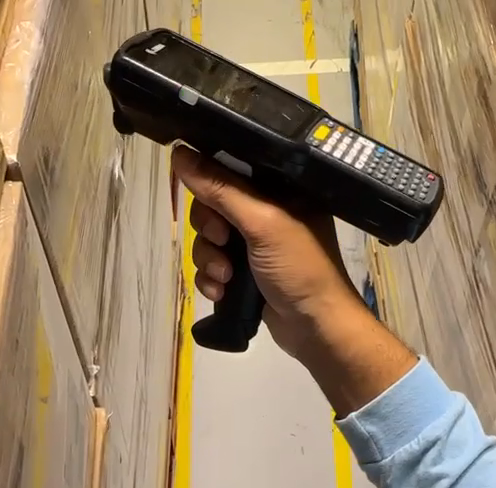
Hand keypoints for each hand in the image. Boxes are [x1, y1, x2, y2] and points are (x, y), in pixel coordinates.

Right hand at [174, 146, 415, 414]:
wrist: (315, 326)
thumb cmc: (299, 267)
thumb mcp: (262, 222)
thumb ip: (221, 188)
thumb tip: (180, 153)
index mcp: (279, 187)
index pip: (231, 167)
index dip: (210, 181)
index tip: (204, 199)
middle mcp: (266, 210)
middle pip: (212, 205)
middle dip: (209, 230)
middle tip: (222, 242)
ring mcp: (254, 244)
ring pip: (208, 240)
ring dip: (208, 260)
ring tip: (225, 278)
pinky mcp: (245, 273)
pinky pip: (211, 267)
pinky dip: (211, 280)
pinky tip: (221, 293)